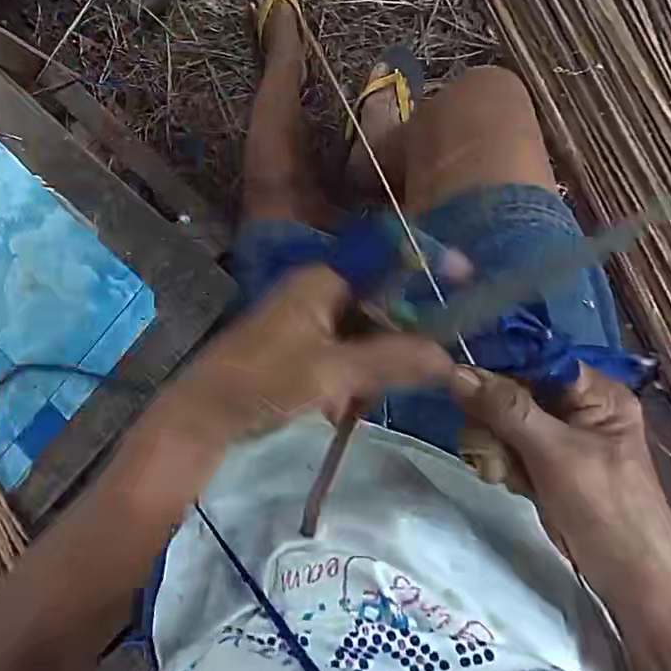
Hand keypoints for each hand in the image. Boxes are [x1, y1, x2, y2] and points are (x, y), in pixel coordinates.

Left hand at [164, 265, 454, 440]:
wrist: (205, 414)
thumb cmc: (263, 381)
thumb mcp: (332, 372)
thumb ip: (391, 359)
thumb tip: (448, 356)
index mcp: (322, 278)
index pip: (383, 255)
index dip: (424, 261)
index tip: (465, 274)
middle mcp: (318, 289)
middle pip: (380, 296)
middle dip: (403, 330)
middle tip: (427, 362)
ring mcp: (310, 318)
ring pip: (367, 328)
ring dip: (378, 360)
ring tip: (365, 394)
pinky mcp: (304, 345)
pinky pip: (348, 350)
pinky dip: (358, 373)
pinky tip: (347, 402)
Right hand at [449, 365, 670, 581]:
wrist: (637, 589)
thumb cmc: (608, 513)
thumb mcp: (555, 454)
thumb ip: (506, 409)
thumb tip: (456, 372)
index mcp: (596, 392)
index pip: (536, 358)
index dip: (497, 362)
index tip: (458, 373)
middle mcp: (578, 407)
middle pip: (515, 388)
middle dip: (494, 414)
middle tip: (483, 439)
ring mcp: (561, 437)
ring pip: (506, 418)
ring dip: (494, 442)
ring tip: (501, 470)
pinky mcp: (547, 464)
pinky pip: (508, 444)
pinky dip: (501, 460)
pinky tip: (505, 479)